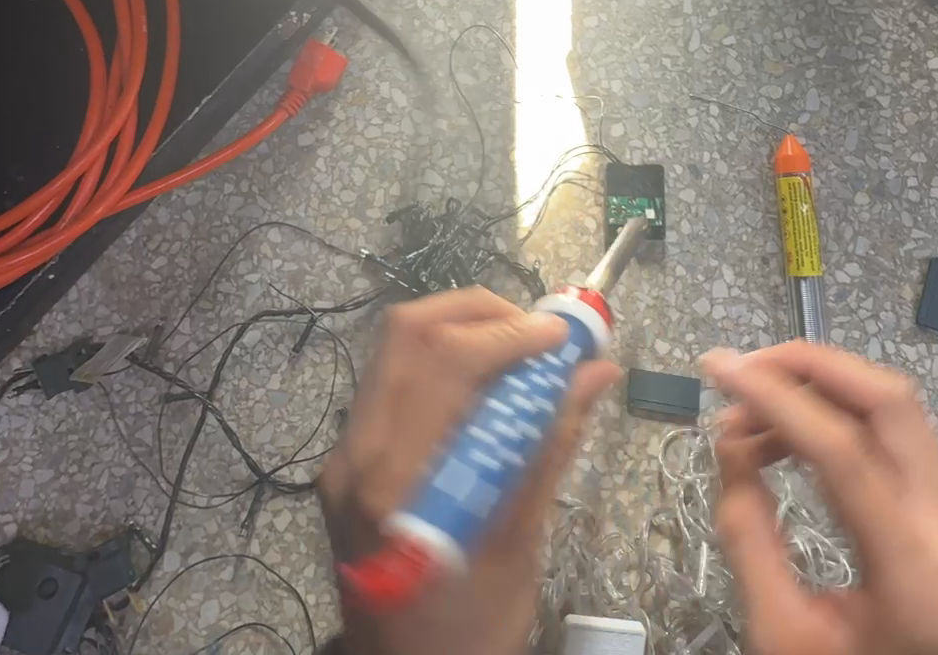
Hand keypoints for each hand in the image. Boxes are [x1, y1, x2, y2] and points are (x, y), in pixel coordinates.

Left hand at [318, 287, 621, 654]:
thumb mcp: (520, 544)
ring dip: (459, 327)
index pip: (443, 367)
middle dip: (480, 313)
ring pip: (394, 347)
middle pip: (406, 334)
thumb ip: (550, 445)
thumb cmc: (469, 628)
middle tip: (536, 331)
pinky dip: (439, 357)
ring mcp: (341, 451)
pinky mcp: (345, 453)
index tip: (560, 335)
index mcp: (396, 484)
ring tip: (515, 347)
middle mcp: (353, 454)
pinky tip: (480, 379)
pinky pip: (391, 376)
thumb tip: (596, 372)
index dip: (507, 335)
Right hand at [701, 344, 937, 654]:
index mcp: (919, 579)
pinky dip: (835, 423)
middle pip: (892, 405)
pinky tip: (785, 440)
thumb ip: (746, 530)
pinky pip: (894, 445)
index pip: (844, 451)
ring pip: (896, 414)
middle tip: (743, 367)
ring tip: (749, 414)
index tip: (717, 366)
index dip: (774, 396)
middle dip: (809, 366)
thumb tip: (731, 440)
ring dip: (818, 392)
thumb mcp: (779, 633)